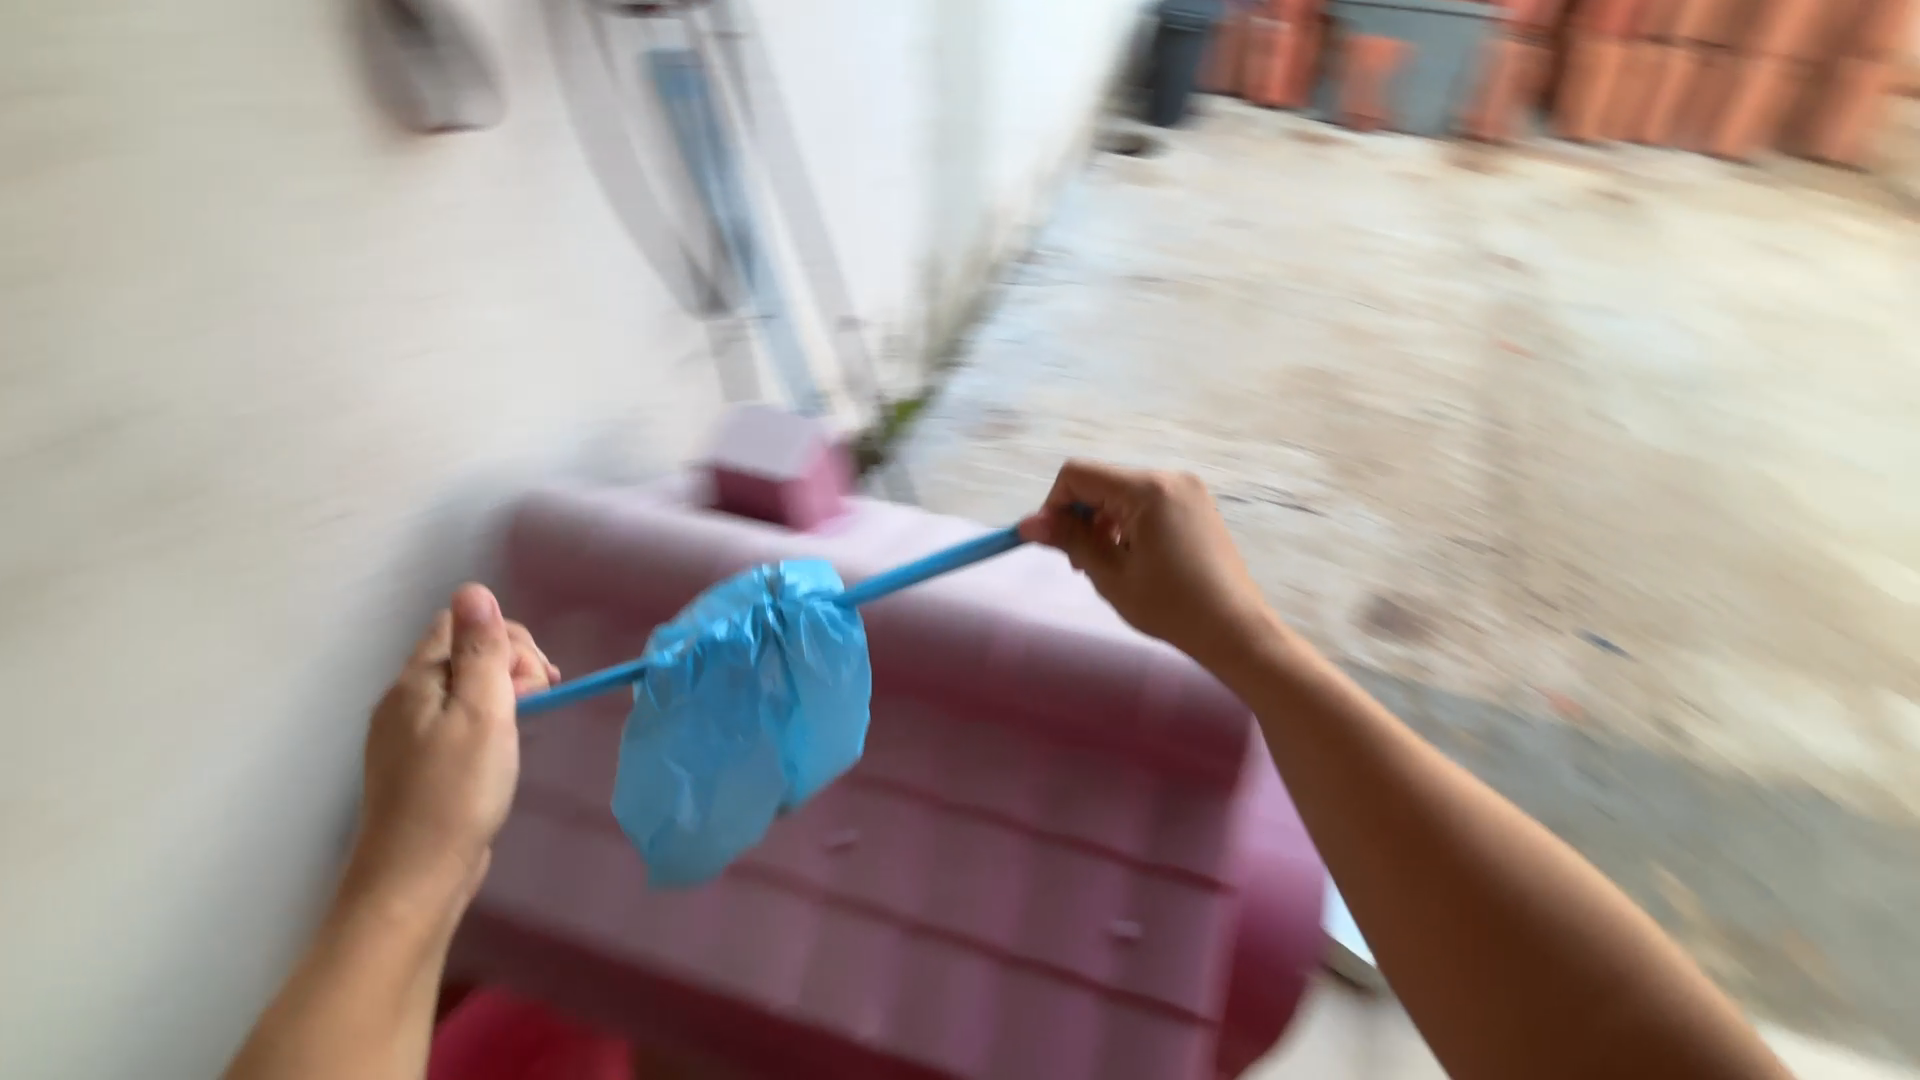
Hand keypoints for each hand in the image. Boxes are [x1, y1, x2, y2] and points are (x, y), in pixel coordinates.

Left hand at [343, 584, 557, 918]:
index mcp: (415, 682)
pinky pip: (459, 717)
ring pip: (464, 686)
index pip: (460, 624)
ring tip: (525, 725)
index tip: (534, 680)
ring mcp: (408, 733)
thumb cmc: (457, 790)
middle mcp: (404, 699)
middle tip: (536, 703)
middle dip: (510, 664)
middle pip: (463, 652)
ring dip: (504, 693)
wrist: (415, 877)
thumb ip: (482, 650)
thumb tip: (474, 589)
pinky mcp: (420, 762)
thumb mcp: (482, 712)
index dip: (506, 640)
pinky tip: (504, 746)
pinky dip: (490, 719)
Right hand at [1020, 461, 1276, 663]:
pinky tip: (1133, 559)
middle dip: (1079, 517)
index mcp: (1148, 489)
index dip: (1054, 505)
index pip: (1078, 475)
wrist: (1236, 630)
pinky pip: (1146, 502)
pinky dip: (1127, 523)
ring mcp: (1187, 490)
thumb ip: (1069, 541)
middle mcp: (1169, 477)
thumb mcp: (1110, 576)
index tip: (1052, 543)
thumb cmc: (1171, 607)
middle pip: (1100, 482)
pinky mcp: (1196, 505)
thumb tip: (1027, 524)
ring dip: (1102, 522)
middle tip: (1079, 564)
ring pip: (1121, 493)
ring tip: (1106, 566)